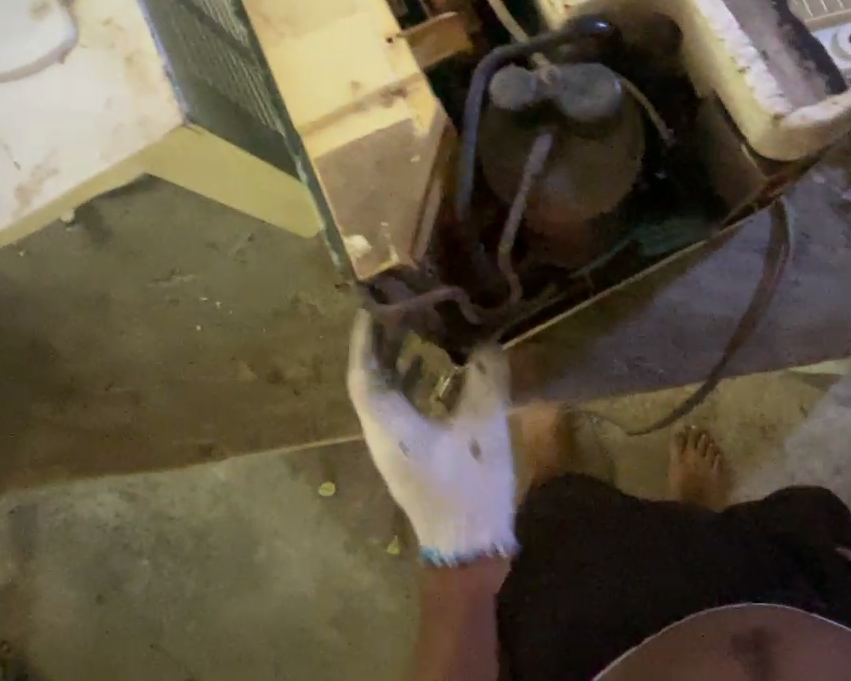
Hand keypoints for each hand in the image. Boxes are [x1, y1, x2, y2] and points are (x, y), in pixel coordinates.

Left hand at [348, 311, 517, 565]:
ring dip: (392, 359)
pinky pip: (397, 405)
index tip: (375, 302)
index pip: (364, 373)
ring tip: (413, 324)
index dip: (365, 337)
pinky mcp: (407, 454)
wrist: (468, 549)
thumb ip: (485, 378)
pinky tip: (431, 365)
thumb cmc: (471, 489)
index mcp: (390, 426)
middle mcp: (382, 433)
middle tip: (399, 303)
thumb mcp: (485, 428)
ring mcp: (392, 446)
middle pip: (370, 378)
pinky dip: (407, 379)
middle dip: (379, 340)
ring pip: (382, 392)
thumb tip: (487, 339)